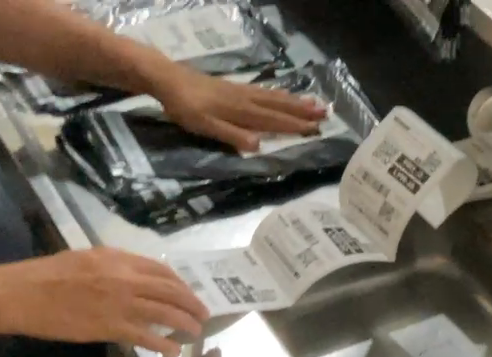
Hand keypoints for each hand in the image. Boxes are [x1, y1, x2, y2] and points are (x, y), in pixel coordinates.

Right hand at [0, 249, 207, 355]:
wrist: (14, 294)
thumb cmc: (42, 277)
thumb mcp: (82, 260)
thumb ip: (112, 268)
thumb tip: (137, 280)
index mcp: (114, 258)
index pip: (161, 270)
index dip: (181, 284)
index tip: (189, 294)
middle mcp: (122, 277)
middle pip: (172, 290)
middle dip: (193, 304)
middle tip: (204, 315)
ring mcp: (120, 302)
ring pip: (168, 313)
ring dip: (187, 324)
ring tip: (196, 332)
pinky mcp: (112, 326)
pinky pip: (150, 337)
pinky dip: (167, 345)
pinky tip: (175, 351)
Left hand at [153, 67, 326, 153]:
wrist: (165, 78)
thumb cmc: (184, 107)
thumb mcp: (205, 127)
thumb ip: (232, 135)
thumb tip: (259, 145)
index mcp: (243, 112)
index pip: (275, 121)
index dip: (296, 125)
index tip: (317, 128)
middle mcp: (247, 100)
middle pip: (280, 106)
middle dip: (303, 111)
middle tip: (326, 112)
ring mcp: (242, 92)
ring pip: (274, 97)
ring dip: (296, 101)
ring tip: (315, 103)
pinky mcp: (235, 88)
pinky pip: (265, 91)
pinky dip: (280, 94)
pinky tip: (286, 94)